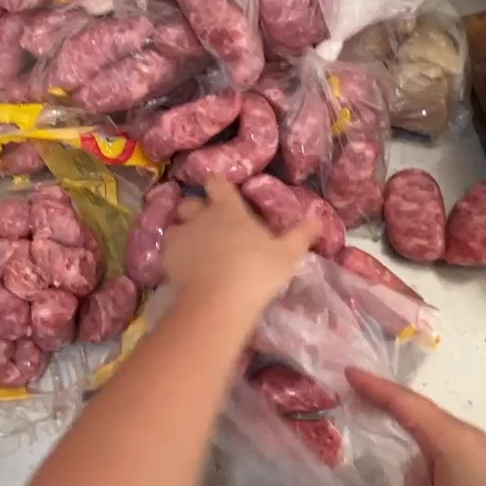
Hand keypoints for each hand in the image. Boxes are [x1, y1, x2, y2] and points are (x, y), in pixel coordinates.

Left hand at [165, 176, 317, 317]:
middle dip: (195, 208)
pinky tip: (184, 266)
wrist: (218, 300)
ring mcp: (181, 236)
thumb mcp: (287, 255)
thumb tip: (318, 220)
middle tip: (208, 222)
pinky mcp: (167, 257)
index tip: (220, 188)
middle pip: (190, 202)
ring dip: (183, 231)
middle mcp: (201, 217)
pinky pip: (168, 248)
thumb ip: (301, 236)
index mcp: (228, 210)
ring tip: (194, 246)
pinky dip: (175, 253)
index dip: (218, 185)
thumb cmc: (256, 272)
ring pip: (176, 224)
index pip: (218, 184)